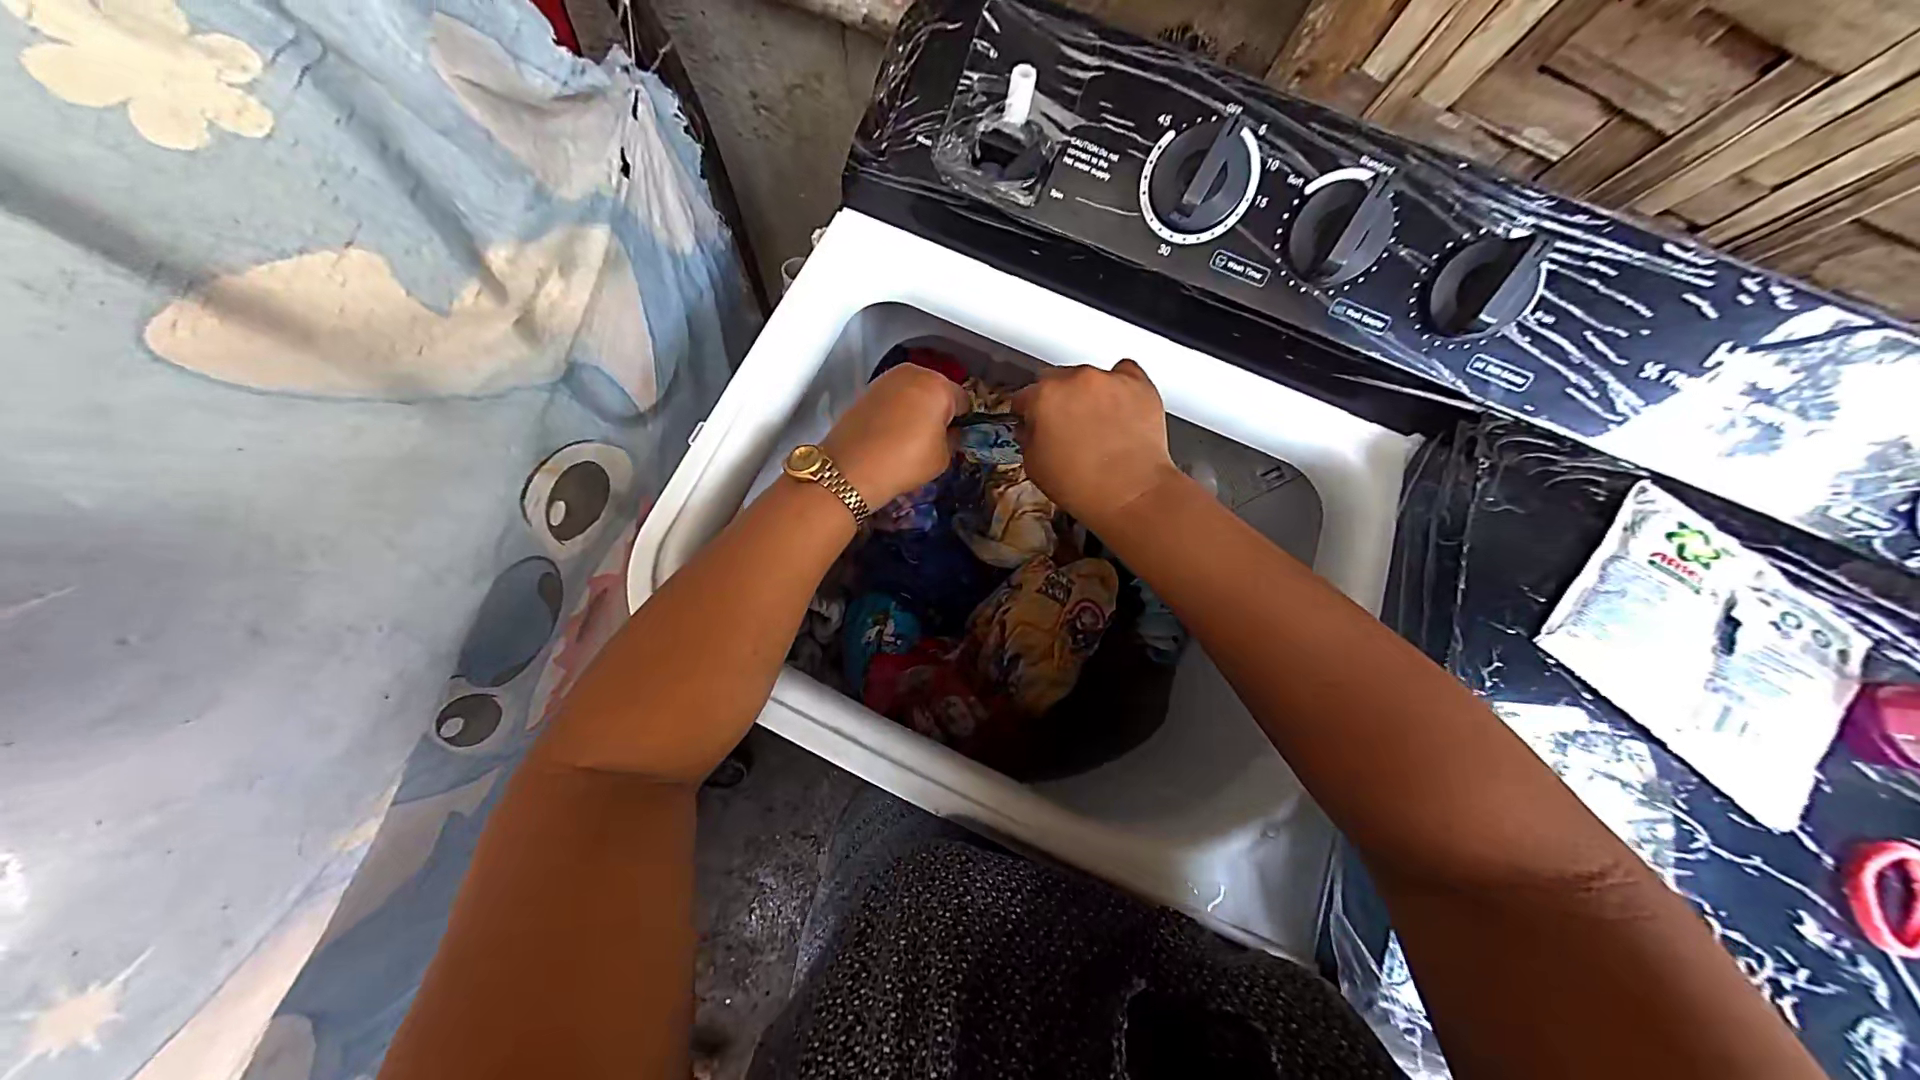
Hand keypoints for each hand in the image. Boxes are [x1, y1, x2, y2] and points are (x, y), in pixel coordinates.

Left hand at [821, 363, 966, 506]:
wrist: (851, 469)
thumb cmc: (904, 461)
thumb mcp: (942, 458)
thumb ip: (952, 439)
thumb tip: (950, 433)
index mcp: (938, 385)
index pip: (964, 400)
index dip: (963, 421)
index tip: (956, 438)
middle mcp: (913, 373)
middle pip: (938, 390)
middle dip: (939, 410)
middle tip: (933, 438)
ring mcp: (888, 379)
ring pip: (915, 391)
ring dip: (917, 408)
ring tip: (910, 437)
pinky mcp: (868, 389)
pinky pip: (895, 397)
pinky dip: (898, 410)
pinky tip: (892, 432)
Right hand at [1012, 359, 1183, 528]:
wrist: (1130, 495)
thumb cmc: (1085, 485)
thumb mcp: (1035, 467)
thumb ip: (1028, 438)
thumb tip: (1031, 430)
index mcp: (1043, 397)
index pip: (1025, 395)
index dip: (1028, 411)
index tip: (1033, 419)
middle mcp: (1075, 380)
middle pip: (1057, 379)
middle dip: (1059, 400)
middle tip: (1067, 427)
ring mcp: (1109, 380)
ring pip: (1090, 377)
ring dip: (1089, 395)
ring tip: (1098, 426)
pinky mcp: (1139, 385)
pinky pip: (1126, 374)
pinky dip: (1121, 388)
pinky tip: (1119, 410)